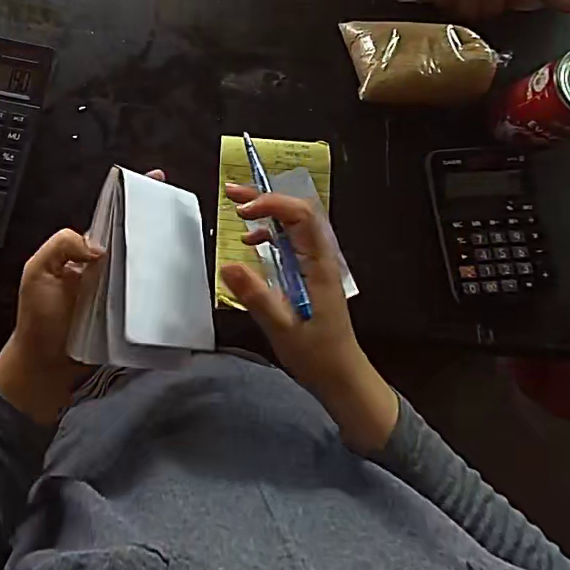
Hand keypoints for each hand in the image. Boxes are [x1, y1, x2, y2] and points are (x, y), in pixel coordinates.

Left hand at [0, 168, 163, 424]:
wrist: (45, 367)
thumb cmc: (37, 320)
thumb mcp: (37, 271)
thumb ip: (62, 245)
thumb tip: (99, 245)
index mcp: (83, 250)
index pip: (109, 215)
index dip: (130, 195)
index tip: (154, 179)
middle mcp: (106, 266)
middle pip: (134, 235)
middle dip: (155, 220)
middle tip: (177, 210)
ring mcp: (120, 290)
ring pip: (146, 264)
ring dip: (163, 253)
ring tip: (182, 242)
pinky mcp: (131, 314)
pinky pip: (150, 295)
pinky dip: (163, 288)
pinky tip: (177, 283)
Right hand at [218, 184, 398, 452]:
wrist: (342, 377)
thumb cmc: (318, 355)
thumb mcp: (282, 327)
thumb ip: (256, 296)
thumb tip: (227, 264)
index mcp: (319, 264)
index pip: (301, 216)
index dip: (273, 204)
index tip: (243, 210)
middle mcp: (319, 257)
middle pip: (297, 212)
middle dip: (265, 197)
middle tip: (233, 192)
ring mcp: (314, 264)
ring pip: (292, 225)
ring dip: (266, 212)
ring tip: (237, 208)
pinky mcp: (308, 273)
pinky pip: (289, 242)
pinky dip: (268, 233)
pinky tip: (250, 243)